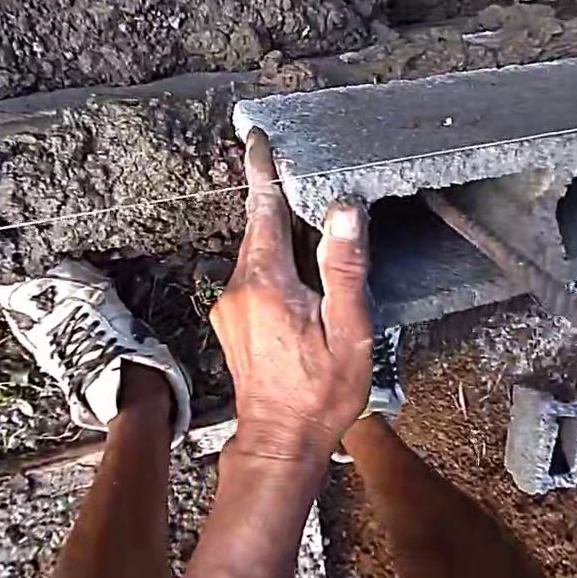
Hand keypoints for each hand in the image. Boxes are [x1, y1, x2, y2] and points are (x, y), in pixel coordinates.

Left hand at [211, 129, 372, 463]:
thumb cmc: (319, 392)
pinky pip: (250, 276)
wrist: (281, 439)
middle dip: (275, 200)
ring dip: (276, 234)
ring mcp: (229, 306)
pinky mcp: (231, 321)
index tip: (259, 138)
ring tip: (304, 222)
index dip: (264, 172)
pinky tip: (294, 273)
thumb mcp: (347, 332)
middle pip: (258, 229)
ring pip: (254, 254)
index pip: (264, 211)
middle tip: (294, 171)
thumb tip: (343, 212)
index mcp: (267, 283)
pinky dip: (271, 262)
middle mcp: (238, 288)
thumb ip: (344, 270)